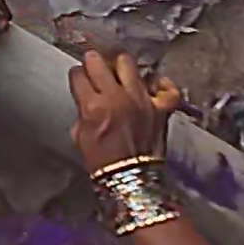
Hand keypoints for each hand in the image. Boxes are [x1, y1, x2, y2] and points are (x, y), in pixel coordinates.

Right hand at [69, 50, 181, 171]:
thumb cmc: (102, 163)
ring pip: (128, 62)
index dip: (77, 75)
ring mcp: (141, 100)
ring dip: (120, 65)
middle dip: (93, 62)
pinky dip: (161, 85)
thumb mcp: (81, 137)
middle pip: (98, 61)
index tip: (79, 79)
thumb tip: (86, 99)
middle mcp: (116, 97)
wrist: (132, 183)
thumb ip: (82, 112)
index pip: (78, 75)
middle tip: (95, 68)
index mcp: (93, 106)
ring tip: (119, 72)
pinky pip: (166, 88)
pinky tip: (153, 85)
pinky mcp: (160, 108)